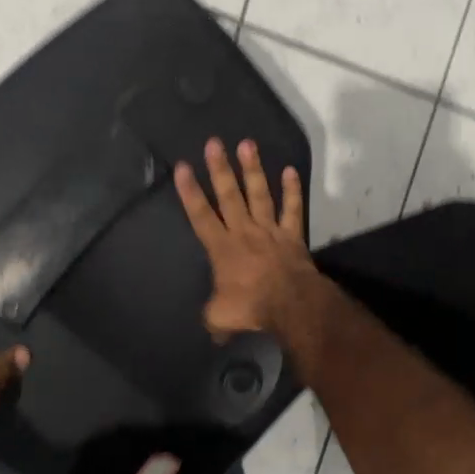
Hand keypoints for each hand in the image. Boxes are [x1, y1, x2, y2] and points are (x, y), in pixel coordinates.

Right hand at [174, 138, 318, 339]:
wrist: (291, 304)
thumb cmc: (251, 307)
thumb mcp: (220, 317)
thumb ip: (213, 317)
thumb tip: (213, 330)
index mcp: (222, 249)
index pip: (201, 216)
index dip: (190, 192)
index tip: (181, 167)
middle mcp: (244, 232)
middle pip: (229, 196)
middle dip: (220, 169)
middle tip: (214, 143)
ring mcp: (270, 231)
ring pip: (259, 194)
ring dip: (253, 169)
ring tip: (247, 144)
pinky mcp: (292, 236)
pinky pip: (292, 210)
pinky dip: (293, 191)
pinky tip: (291, 171)